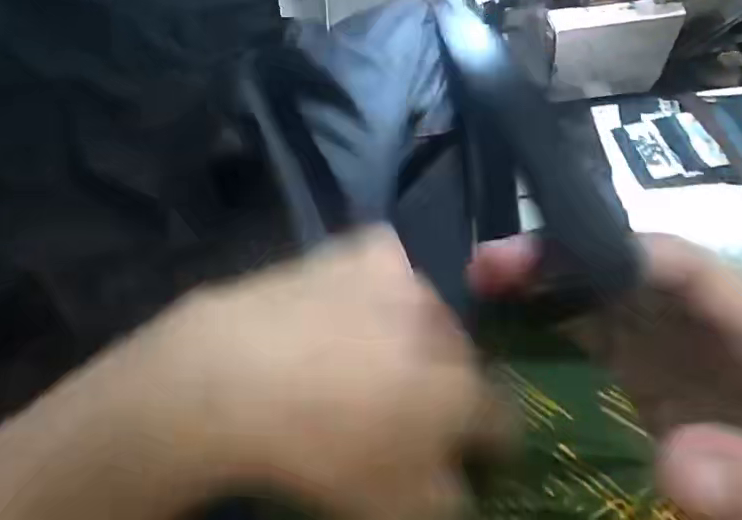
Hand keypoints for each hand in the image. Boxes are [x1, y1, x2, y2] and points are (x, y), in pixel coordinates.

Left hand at [130, 226, 511, 519]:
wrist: (240, 371)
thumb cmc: (318, 449)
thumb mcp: (397, 507)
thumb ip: (449, 492)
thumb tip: (457, 472)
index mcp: (458, 389)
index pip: (501, 414)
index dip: (487, 436)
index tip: (466, 445)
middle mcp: (439, 323)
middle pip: (461, 354)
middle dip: (445, 377)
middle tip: (408, 399)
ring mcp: (397, 277)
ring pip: (424, 307)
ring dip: (412, 328)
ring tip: (372, 350)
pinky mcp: (356, 247)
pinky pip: (385, 263)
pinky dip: (378, 281)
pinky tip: (349, 302)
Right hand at [470, 234, 741, 519]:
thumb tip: (673, 458)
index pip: (685, 270)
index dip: (611, 251)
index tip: (542, 258)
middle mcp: (714, 332)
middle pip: (625, 274)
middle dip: (554, 260)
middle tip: (485, 267)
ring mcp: (679, 362)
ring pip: (598, 302)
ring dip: (539, 289)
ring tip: (478, 288)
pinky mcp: (652, 394)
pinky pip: (590, 349)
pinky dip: (545, 335)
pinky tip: (504, 336)